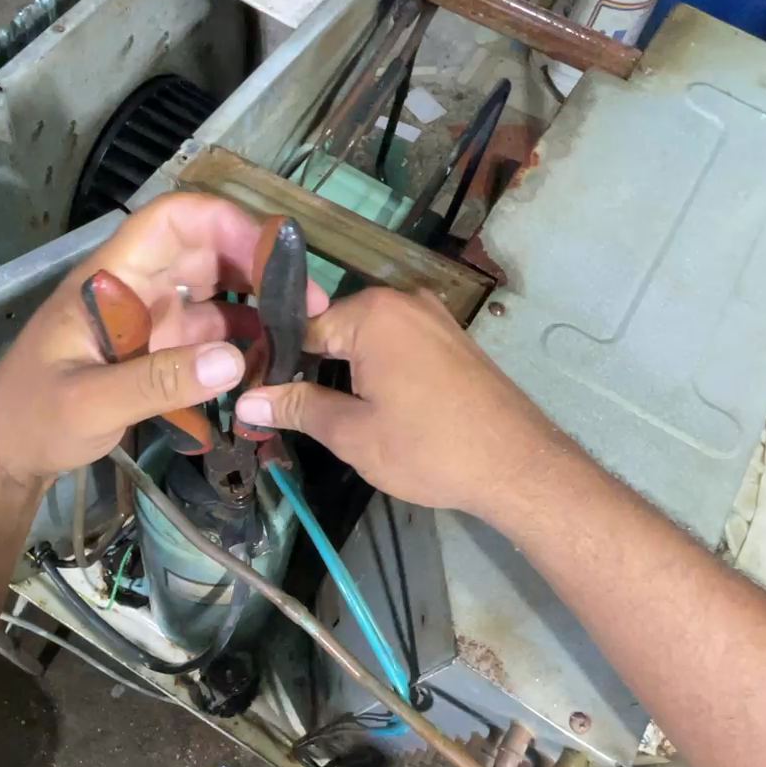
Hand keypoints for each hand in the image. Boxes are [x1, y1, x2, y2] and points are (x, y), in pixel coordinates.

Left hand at [0, 194, 327, 485]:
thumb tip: (235, 359)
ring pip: (213, 295)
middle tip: (309, 305)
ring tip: (298, 338)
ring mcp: (148, 323)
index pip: (173, 221)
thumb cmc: (33, 419)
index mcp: (111, 279)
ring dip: (256, 308)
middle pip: (205, 253)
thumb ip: (159, 381)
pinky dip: (238, 346)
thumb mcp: (90, 402)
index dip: (226, 223)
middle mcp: (136, 290)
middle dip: (258, 267)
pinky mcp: (156, 355)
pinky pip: (207, 338)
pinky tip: (265, 365)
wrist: (7, 456)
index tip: (276, 254)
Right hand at [234, 287, 572, 520]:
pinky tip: (372, 408)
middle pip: (335, 331)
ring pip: (367, 341)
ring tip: (328, 417)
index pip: (302, 330)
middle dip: (311, 370)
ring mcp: (433, 318)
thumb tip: (247, 400)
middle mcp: (403, 301)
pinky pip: (398, 347)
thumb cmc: (427, 449)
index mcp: (372, 313)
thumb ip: (298, 408)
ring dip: (344, 374)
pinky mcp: (452, 340)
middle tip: (290, 416)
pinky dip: (377, 372)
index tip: (258, 400)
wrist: (518, 465)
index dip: (277, 367)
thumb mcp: (352, 433)